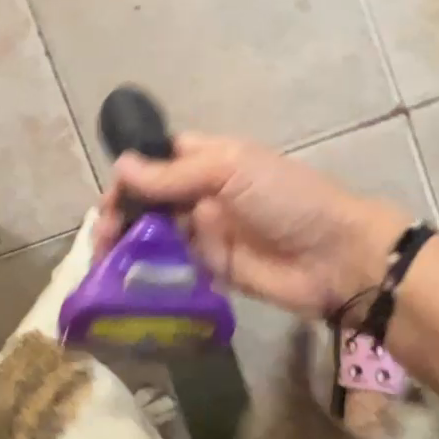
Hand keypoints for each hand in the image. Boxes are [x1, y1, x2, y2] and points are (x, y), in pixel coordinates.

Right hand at [94, 133, 410, 318]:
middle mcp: (204, 194)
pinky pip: (172, 267)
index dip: (132, 173)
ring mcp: (207, 234)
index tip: (111, 195)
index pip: (160, 158)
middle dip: (122, 212)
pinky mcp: (211, 270)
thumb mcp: (230, 171)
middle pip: (150, 199)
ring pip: (155, 234)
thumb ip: (174, 174)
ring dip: (127, 242)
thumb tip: (121, 166)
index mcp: (211, 160)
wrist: (336, 258)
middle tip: (103, 234)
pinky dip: (147, 271)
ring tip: (106, 257)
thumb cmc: (287, 199)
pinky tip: (124, 279)